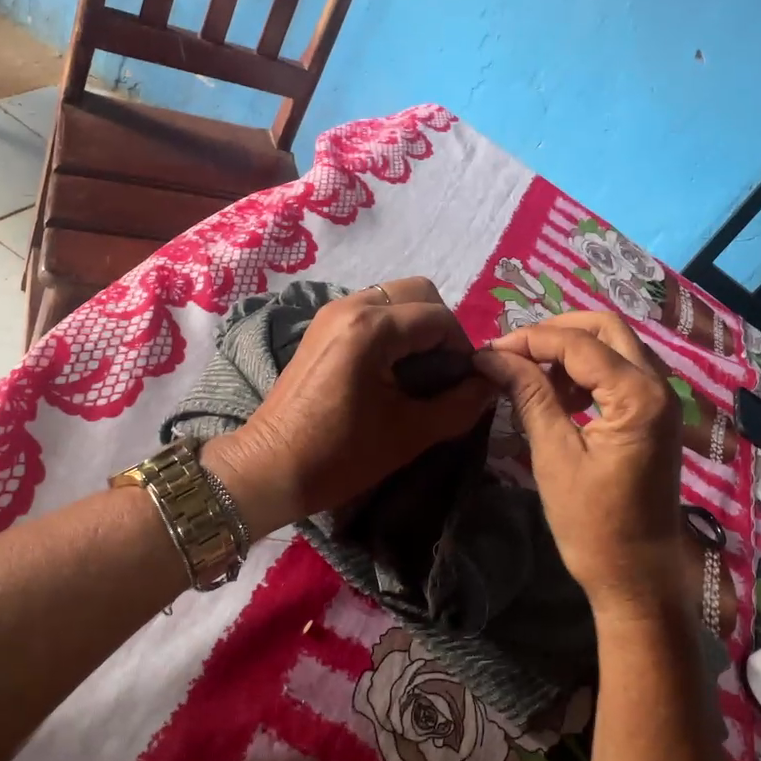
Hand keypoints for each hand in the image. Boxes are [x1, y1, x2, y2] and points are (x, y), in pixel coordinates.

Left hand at [204, 278, 495, 538]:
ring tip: (418, 372)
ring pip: (394, 297)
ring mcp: (332, 312)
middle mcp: (352, 305)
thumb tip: (491, 386)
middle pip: (418, 292)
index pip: (440, 318)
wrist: (269, 469)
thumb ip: (459, 405)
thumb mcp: (409, 434)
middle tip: (443, 371)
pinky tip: (392, 369)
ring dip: (416, 326)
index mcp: (373, 328)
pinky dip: (393, 328)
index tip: (464, 384)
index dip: (462, 349)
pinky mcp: (322, 326)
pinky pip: (372, 309)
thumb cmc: (339, 455)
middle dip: (441, 327)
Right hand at [472, 311, 685, 617]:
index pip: (578, 344)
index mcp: (638, 396)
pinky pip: (620, 371)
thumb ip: (528, 394)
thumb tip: (492, 356)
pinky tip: (558, 396)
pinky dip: (587, 371)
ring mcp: (661, 400)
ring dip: (571, 350)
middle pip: (605, 328)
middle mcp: (658, 386)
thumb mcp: (553, 455)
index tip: (488, 352)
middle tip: (513, 353)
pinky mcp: (655, 415)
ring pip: (615, 346)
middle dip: (555, 332)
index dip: (529, 340)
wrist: (638, 578)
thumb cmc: (593, 525)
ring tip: (530, 376)